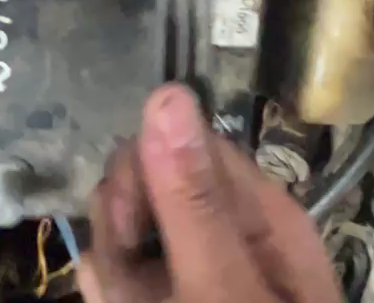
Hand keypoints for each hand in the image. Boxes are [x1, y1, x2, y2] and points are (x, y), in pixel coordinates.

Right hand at [81, 86, 343, 302]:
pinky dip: (113, 286)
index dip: (145, 169)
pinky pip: (125, 266)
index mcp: (260, 210)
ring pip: (130, 223)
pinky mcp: (168, 290)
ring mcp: (197, 263)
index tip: (128, 222)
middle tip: (128, 284)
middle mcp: (229, 227)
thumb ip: (194, 200)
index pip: (183, 139)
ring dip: (114, 266)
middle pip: (150, 177)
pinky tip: (114, 302)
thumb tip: (167, 92)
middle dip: (124, 224)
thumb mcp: (225, 294)